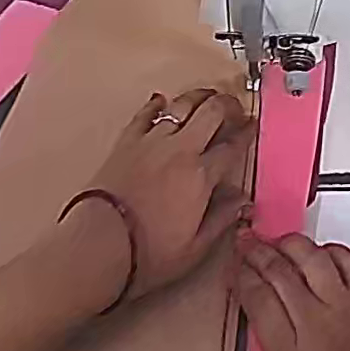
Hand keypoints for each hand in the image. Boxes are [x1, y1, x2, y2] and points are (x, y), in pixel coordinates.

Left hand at [84, 90, 253, 299]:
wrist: (98, 247)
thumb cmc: (148, 254)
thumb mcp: (195, 248)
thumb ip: (222, 218)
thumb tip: (242, 200)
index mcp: (201, 175)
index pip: (232, 145)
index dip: (246, 133)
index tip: (252, 126)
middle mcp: (181, 150)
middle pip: (212, 111)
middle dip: (229, 105)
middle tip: (235, 109)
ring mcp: (152, 141)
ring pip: (183, 104)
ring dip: (199, 96)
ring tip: (208, 97)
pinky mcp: (127, 141)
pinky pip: (145, 113)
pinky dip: (157, 104)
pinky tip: (162, 101)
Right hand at [236, 233, 349, 350]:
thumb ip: (263, 350)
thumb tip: (251, 302)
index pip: (260, 299)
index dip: (242, 277)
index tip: (233, 268)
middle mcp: (324, 330)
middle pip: (283, 273)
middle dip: (258, 253)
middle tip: (246, 244)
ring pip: (315, 259)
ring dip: (290, 245)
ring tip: (275, 242)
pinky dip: (333, 251)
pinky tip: (317, 251)